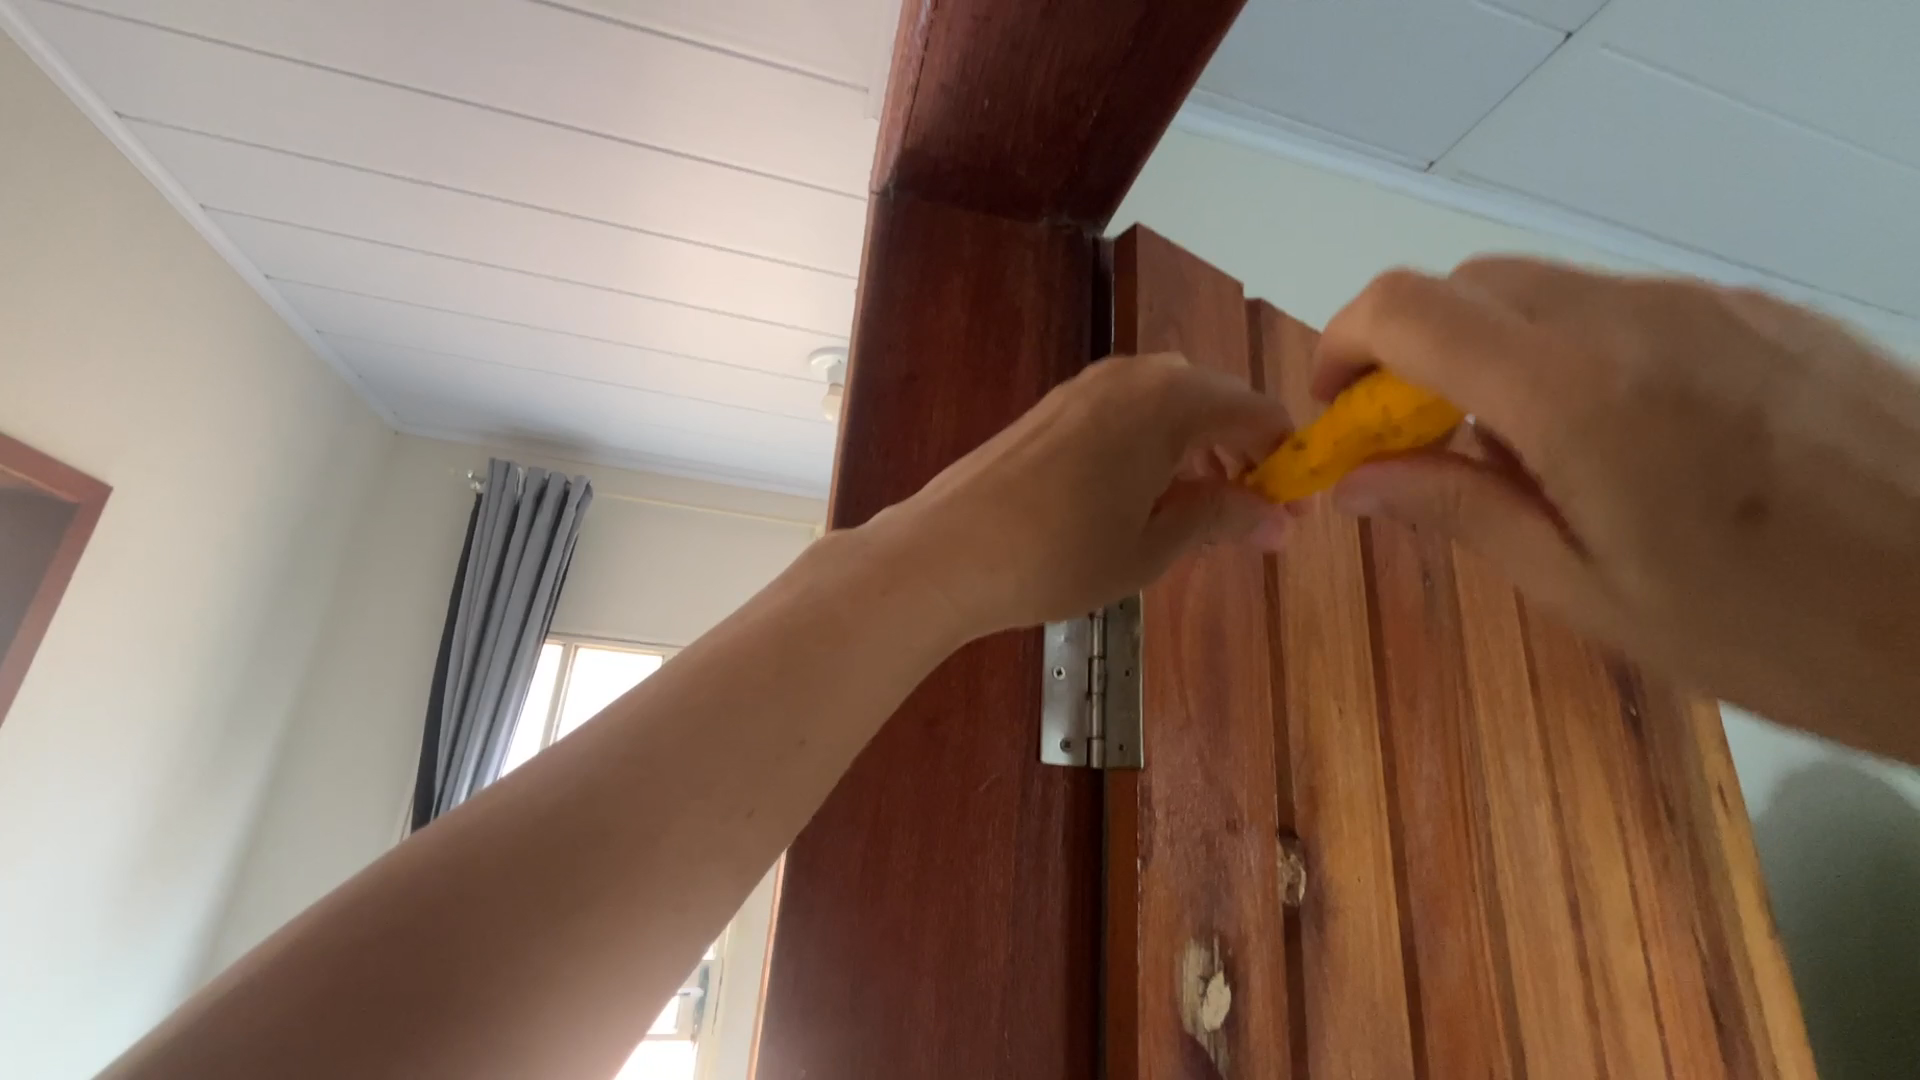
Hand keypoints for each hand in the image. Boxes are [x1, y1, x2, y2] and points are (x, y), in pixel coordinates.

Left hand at [866, 353, 1293, 637]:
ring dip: (1192, 456)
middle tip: (1241, 523)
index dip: (1282, 463)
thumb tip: (1277, 519)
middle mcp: (1132, 375)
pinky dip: (1148, 450)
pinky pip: (1124, 417)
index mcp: (1172, 398)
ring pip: (1165, 410)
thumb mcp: (1152, 545)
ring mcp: (1085, 386)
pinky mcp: (1052, 407)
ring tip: (1189, 517)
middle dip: (1237, 459)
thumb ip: (1220, 517)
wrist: (947, 551)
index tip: (1285, 517)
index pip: (1257, 413)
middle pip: (1212, 405)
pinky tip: (1134, 499)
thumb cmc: (1060, 555)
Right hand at [1317, 257, 1919, 759]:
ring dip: (1478, 354)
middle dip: (1403, 353)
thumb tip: (1351, 481)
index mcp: (1574, 392)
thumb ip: (1454, 509)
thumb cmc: (1774, 627)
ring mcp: (1702, 303)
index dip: (1343, 346)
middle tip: (1408, 442)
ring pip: (1533, 293)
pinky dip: (1555, 352)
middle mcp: (1631, 318)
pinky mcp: (1754, 312)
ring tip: (1511, 453)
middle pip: (1461, 286)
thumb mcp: (1581, 586)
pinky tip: (1603, 436)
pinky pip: (1610, 308)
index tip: (1338, 414)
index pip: (1406, 309)